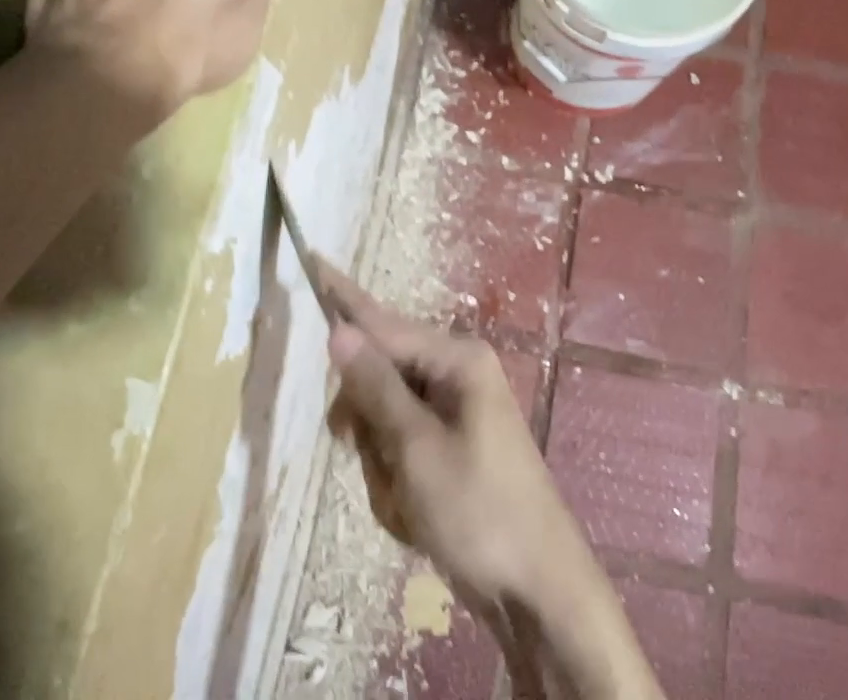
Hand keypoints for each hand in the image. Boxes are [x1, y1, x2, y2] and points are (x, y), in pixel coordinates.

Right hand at [318, 265, 596, 607]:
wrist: (537, 589)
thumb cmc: (479, 511)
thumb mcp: (416, 449)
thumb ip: (375, 387)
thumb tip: (339, 330)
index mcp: (457, 362)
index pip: (383, 323)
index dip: (342, 299)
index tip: (311, 258)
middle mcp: (457, 377)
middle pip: (377, 377)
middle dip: (366, 427)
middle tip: (378, 463)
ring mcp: (454, 416)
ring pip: (381, 421)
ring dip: (381, 466)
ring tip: (409, 502)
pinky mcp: (450, 450)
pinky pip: (399, 452)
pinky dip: (396, 485)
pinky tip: (417, 516)